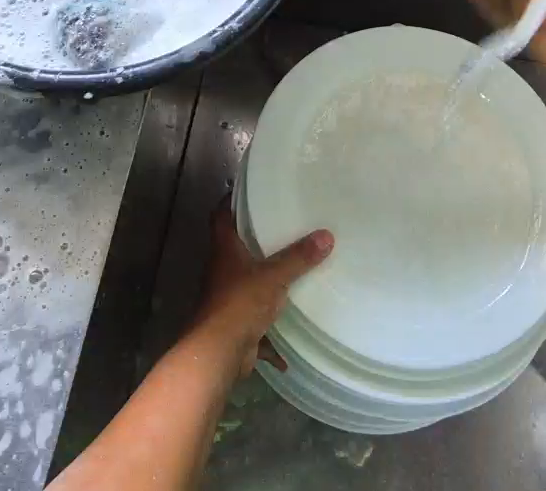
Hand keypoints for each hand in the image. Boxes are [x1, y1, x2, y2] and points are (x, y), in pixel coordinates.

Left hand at [190, 199, 332, 383]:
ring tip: (295, 262)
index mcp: (225, 250)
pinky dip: (273, 323)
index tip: (250, 192)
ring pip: (249, 278)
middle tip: (285, 223)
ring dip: (267, 275)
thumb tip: (327, 235)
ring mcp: (229, 295)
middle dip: (257, 237)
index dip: (231, 201)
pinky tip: (293, 325)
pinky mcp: (238, 320)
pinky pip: (258, 314)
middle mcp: (223, 269)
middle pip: (237, 246)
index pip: (221, 216)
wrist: (219, 353)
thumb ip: (298, 258)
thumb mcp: (273, 277)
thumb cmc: (239, 304)